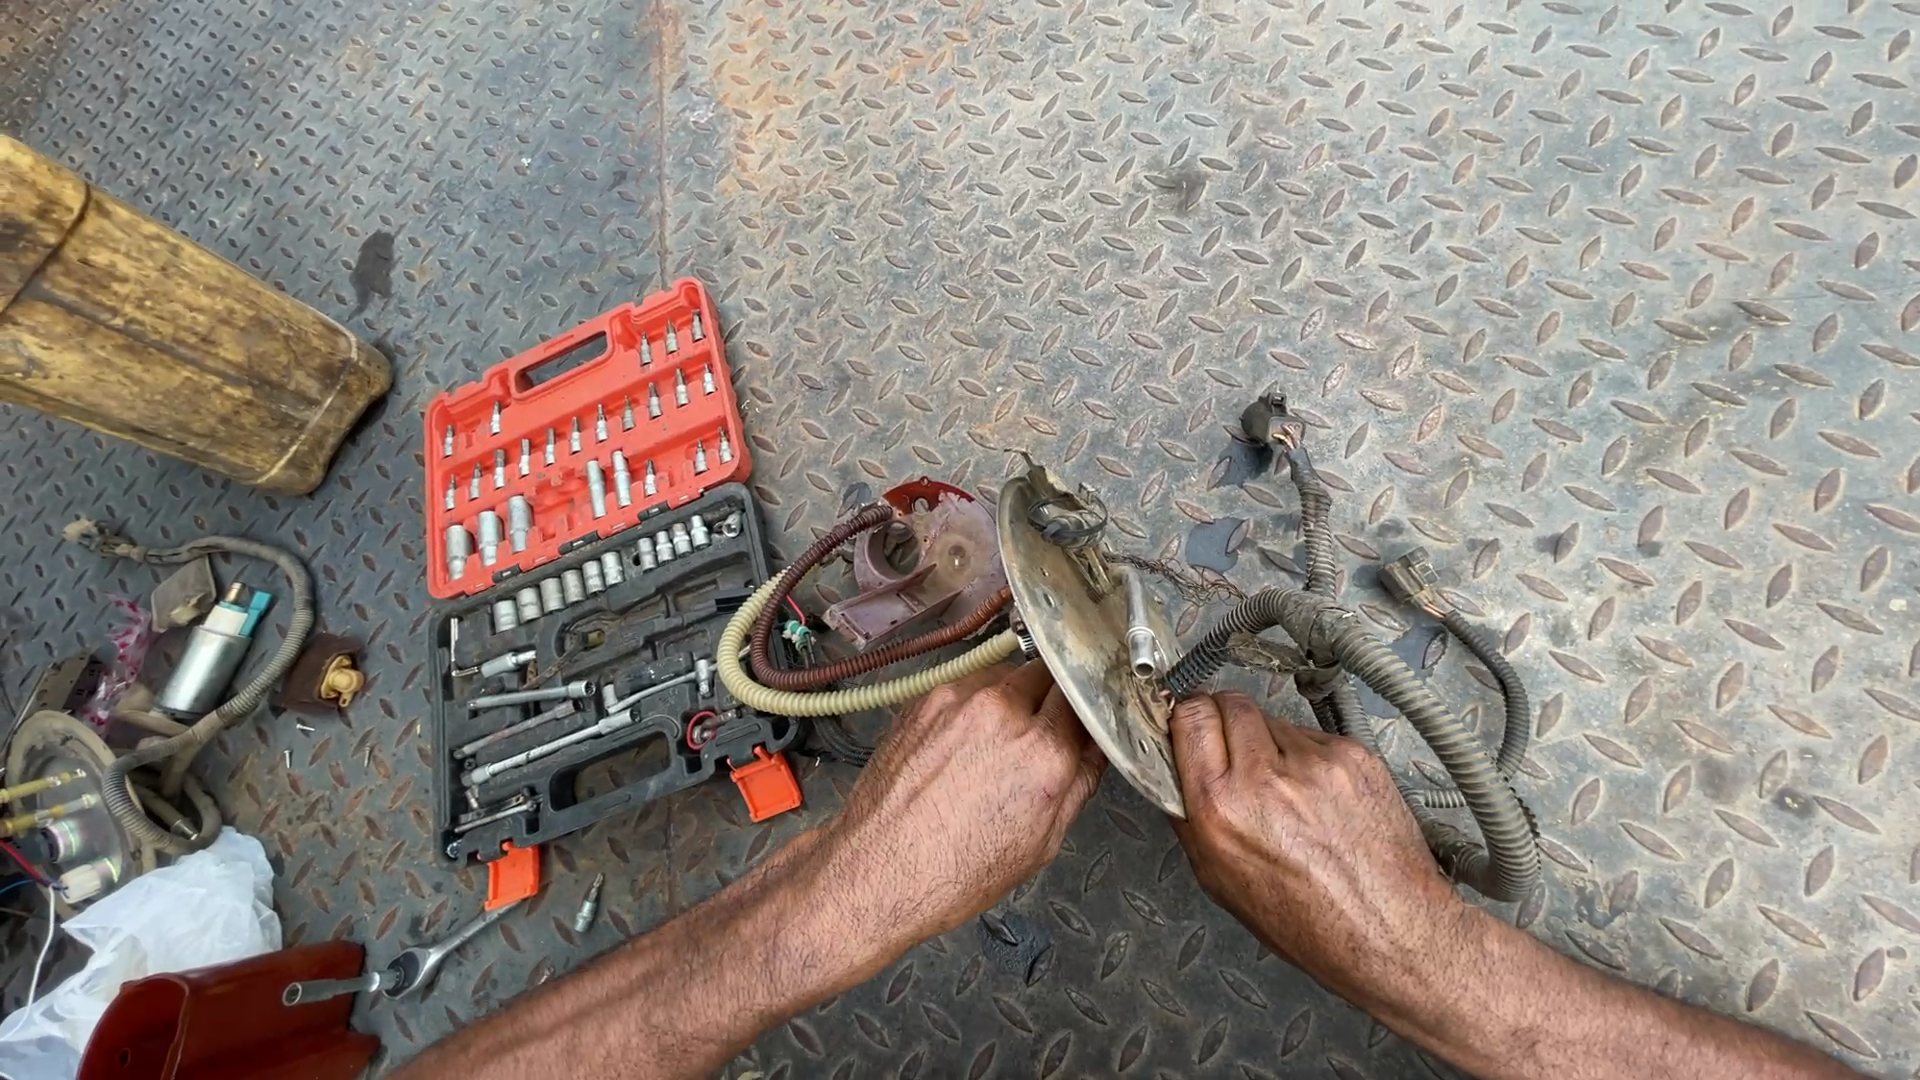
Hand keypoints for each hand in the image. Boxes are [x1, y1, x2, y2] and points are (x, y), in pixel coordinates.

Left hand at [814, 662, 1105, 948]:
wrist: (877, 868)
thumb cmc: (958, 870)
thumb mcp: (1042, 842)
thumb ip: (1080, 782)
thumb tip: (1100, 745)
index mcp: (1043, 751)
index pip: (1084, 695)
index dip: (1088, 705)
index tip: (1087, 714)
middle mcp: (1004, 711)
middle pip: (1047, 673)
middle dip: (1052, 695)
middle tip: (1043, 728)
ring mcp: (960, 697)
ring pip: (1007, 674)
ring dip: (1014, 695)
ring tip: (998, 739)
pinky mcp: (928, 696)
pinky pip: (968, 684)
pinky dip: (976, 702)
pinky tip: (964, 740)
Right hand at [1167, 692, 1472, 1007]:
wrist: (1393, 933)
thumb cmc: (1307, 920)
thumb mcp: (1216, 877)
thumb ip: (1186, 811)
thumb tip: (1170, 764)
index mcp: (1220, 806)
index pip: (1189, 716)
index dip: (1186, 717)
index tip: (1189, 726)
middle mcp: (1264, 777)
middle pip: (1228, 702)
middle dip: (1223, 720)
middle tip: (1233, 749)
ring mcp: (1313, 761)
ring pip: (1270, 717)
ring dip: (1266, 739)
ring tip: (1284, 785)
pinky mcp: (1352, 755)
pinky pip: (1310, 734)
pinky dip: (1306, 754)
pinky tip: (1317, 793)